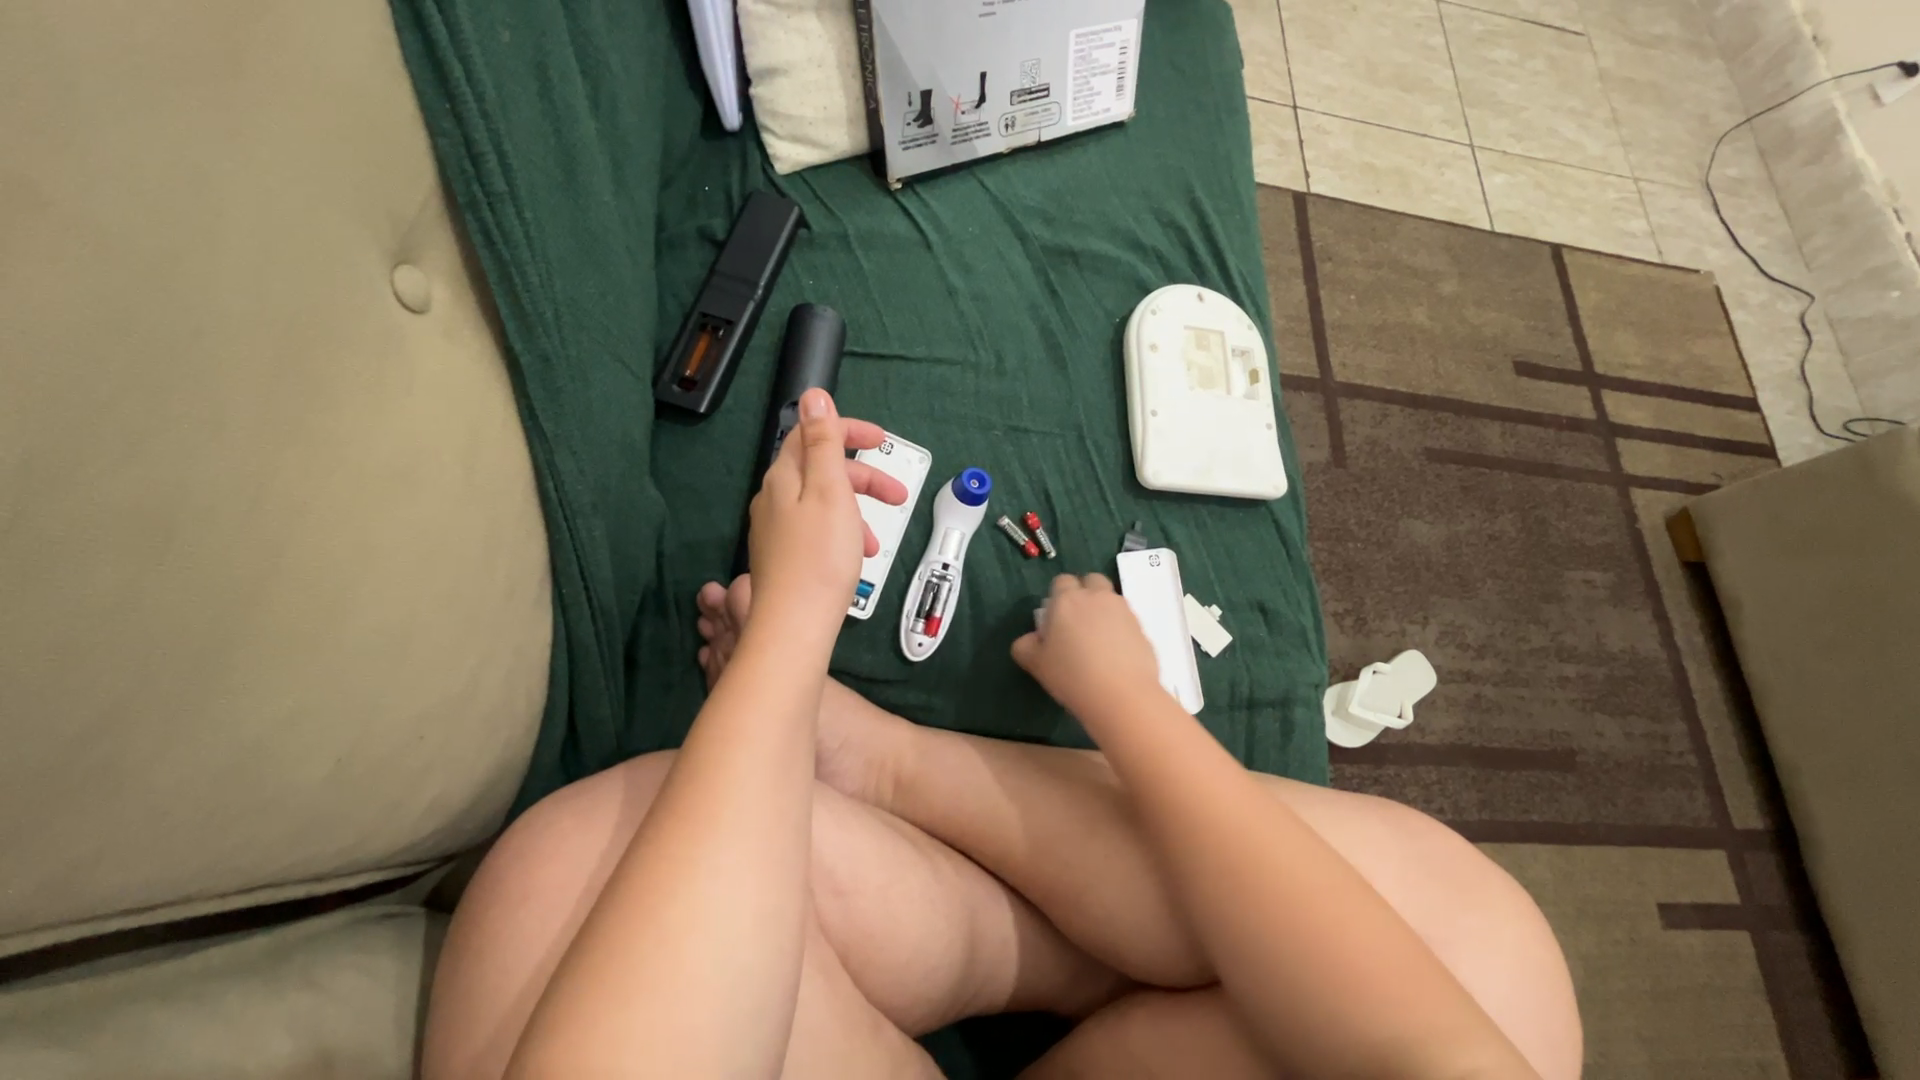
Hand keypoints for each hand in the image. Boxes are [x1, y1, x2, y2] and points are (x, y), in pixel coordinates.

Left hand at [746, 389, 906, 633]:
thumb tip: (813, 396)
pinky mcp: (784, 557)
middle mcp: (774, 498)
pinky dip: (844, 533)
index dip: (848, 430)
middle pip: (821, 471)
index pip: (813, 435)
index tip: (881, 440)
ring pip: (823, 503)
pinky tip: (858, 556)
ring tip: (877, 537)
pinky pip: (819, 530)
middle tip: (896, 494)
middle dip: (862, 477)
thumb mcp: (829, 490)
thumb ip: (823, 441)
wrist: (795, 624)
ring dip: (857, 510)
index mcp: (785, 477)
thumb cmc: (820, 555)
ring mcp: (776, 529)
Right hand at [1011, 574, 1163, 720]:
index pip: (1061, 582)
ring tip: (1098, 639)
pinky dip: (1120, 627)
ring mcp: (1122, 610)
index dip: (1058, 597)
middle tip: (1078, 622)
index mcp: (1066, 600)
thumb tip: (1030, 639)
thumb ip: (1026, 646)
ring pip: (1111, 598)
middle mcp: (1096, 597)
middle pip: (1091, 580)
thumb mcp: (1036, 664)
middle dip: (1085, 592)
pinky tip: (1115, 652)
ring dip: (1103, 609)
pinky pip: (1126, 619)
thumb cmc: (1071, 676)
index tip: (1056, 619)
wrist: (1121, 695)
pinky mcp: (1141, 626)